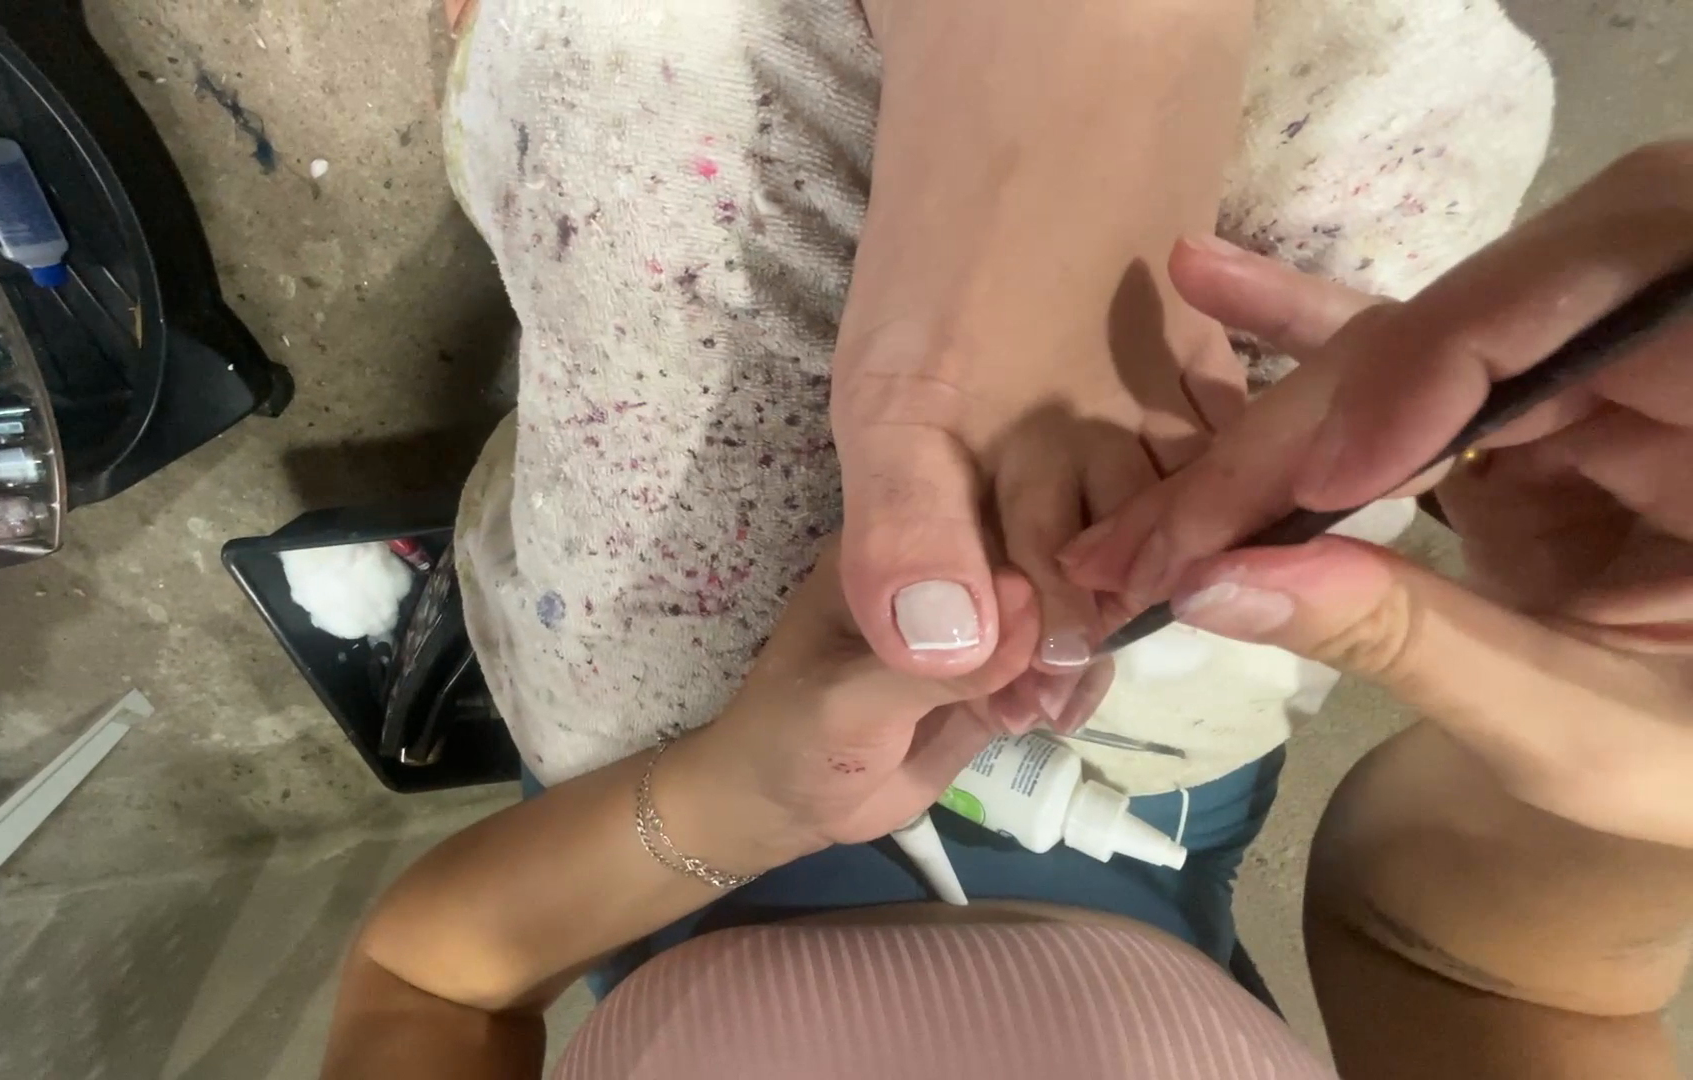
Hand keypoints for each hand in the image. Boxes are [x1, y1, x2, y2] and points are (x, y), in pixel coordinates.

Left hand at [663, 537, 1041, 865]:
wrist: (785, 804)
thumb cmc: (794, 738)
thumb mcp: (855, 700)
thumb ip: (938, 667)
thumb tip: (1027, 605)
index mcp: (887, 557)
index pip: (979, 527)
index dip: (1037, 559)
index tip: (1070, 614)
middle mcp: (934, 581)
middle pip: (1029, 569)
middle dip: (1063, 617)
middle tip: (1058, 676)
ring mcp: (964, 633)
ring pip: (1045, 622)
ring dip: (1064, 661)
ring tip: (1044, 709)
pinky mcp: (983, 681)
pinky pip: (1041, 671)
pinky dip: (1060, 689)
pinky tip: (1045, 720)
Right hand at [827, 0, 1251, 733]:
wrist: (1049, 93)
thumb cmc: (953, 251)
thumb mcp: (898, 402)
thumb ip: (902, 528)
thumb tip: (935, 654)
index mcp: (929, 495)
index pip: (963, 611)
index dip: (998, 663)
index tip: (1033, 705)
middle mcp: (1012, 473)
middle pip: (1054, 583)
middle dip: (1079, 637)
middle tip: (1100, 694)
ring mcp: (1098, 432)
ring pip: (1136, 539)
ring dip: (1161, 588)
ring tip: (1175, 635)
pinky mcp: (1172, 386)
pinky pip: (1208, 470)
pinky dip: (1234, 509)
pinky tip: (1263, 547)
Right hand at [1062, 143, 1692, 845]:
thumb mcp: (1584, 731)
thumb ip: (1409, 641)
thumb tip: (1204, 586)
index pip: (1607, 298)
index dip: (1439, 367)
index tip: (1322, 488)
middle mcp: (1678, 350)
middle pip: (1447, 335)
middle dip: (1287, 444)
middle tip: (1171, 541)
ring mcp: (1582, 370)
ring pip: (1385, 356)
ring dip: (1251, 441)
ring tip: (1151, 518)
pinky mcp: (1498, 402)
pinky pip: (1389, 348)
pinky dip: (1288, 329)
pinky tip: (1201, 283)